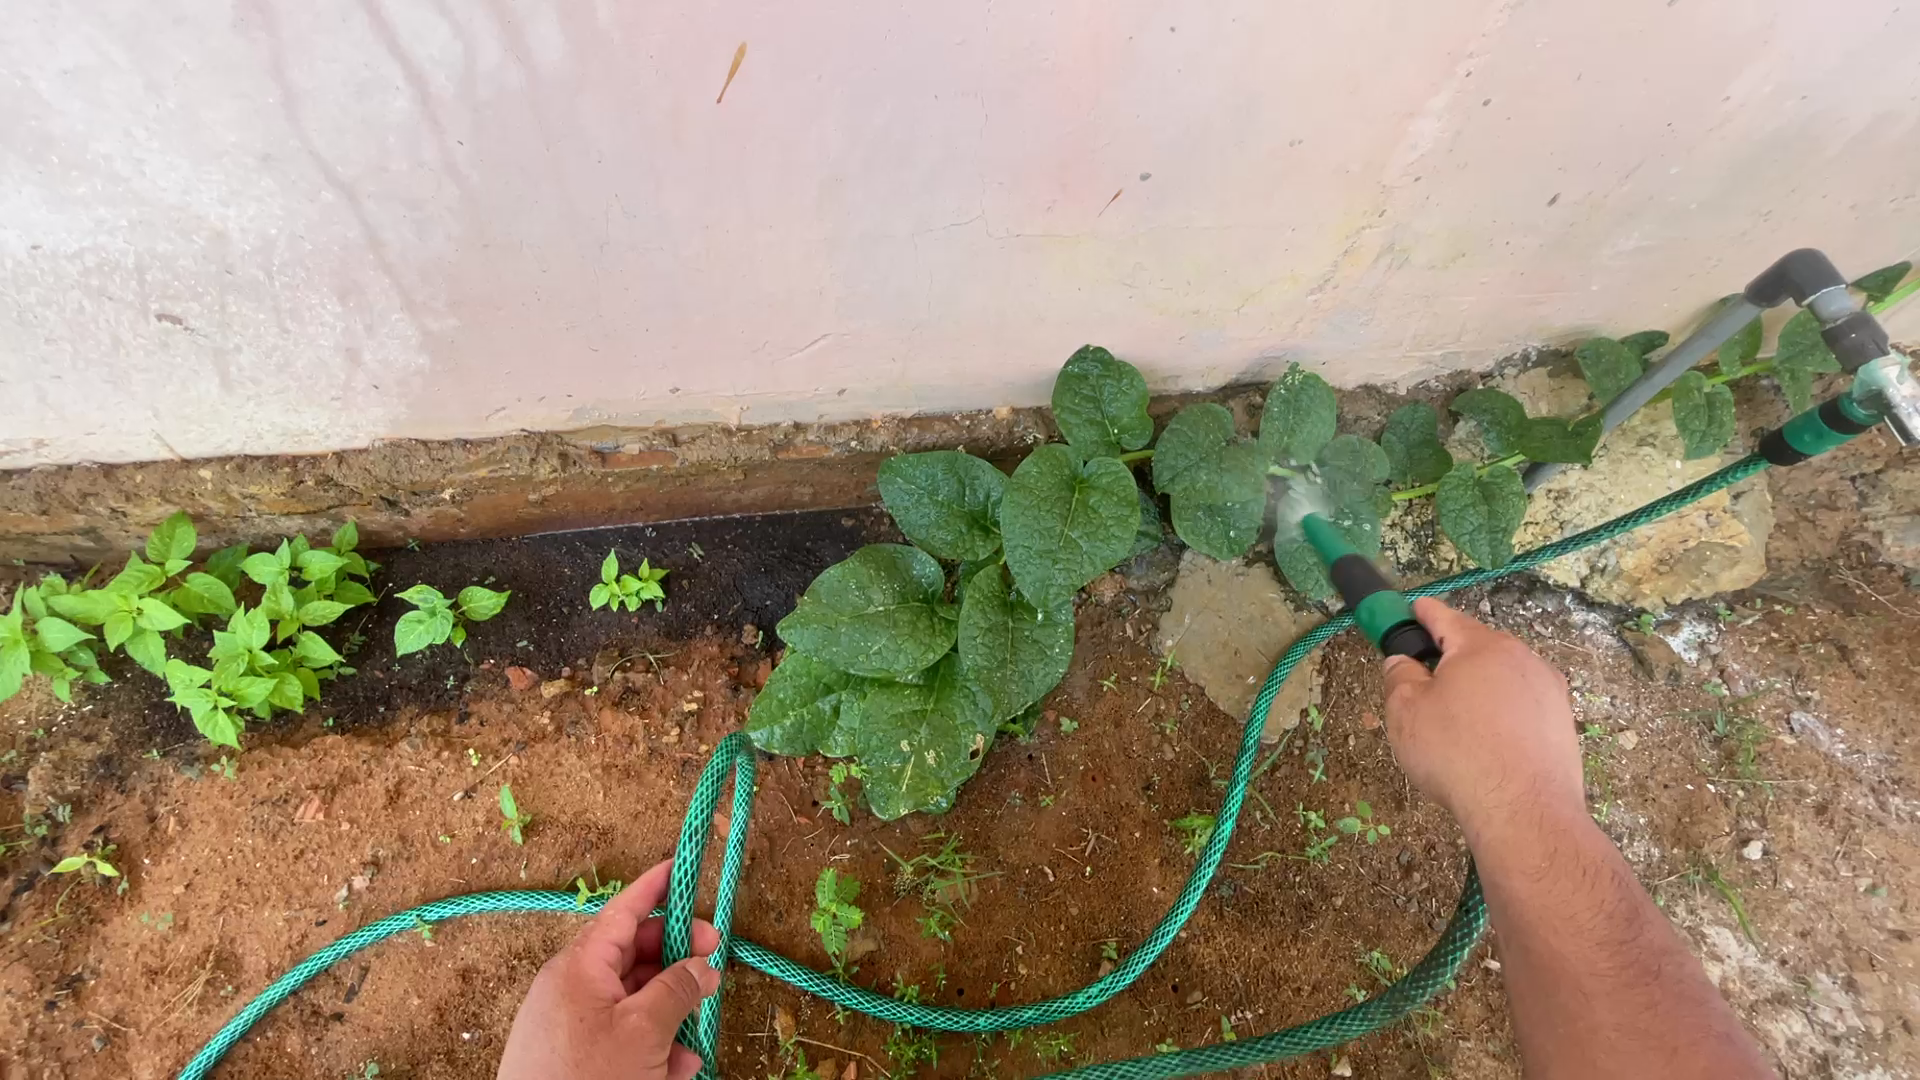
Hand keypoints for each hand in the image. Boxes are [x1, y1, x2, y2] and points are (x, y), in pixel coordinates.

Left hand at [498, 859, 721, 1079]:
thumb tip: (703, 966)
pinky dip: (652, 1040)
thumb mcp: (645, 1030)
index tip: (683, 867)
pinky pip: (620, 1032)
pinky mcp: (570, 1059)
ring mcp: (569, 1025)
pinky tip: (679, 1066)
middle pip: (634, 952)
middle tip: (715, 963)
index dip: (657, 886)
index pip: (624, 909)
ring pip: (632, 996)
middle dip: (678, 958)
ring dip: (671, 1008)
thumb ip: (679, 987)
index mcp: (580, 965)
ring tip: (698, 1033)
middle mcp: (571, 987)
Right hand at [1380, 598, 1584, 844]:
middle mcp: (1523, 660)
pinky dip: (1496, 712)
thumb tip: (1405, 663)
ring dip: (1474, 686)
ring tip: (1450, 719)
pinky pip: (1518, 705)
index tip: (1409, 610)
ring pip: (1499, 677)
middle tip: (1420, 680)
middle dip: (1448, 655)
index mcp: (1483, 646)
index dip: (1420, 613)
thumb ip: (1399, 675)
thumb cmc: (1455, 751)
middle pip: (1476, 646)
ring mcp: (1550, 693)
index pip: (1444, 616)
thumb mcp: (1405, 708)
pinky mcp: (1563, 726)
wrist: (1523, 812)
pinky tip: (1480, 741)